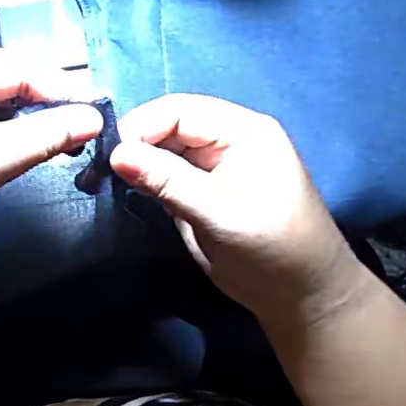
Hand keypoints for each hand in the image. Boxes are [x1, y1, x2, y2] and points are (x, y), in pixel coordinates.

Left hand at [0, 65, 103, 281]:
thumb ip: (46, 136)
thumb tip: (95, 117)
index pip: (20, 70)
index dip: (62, 91)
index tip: (99, 115)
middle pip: (8, 87)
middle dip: (47, 109)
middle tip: (85, 134)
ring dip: (28, 128)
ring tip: (64, 146)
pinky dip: (5, 142)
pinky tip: (24, 157)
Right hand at [110, 94, 372, 324]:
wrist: (301, 295)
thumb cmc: (267, 248)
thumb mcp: (215, 211)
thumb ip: (165, 180)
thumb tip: (116, 154)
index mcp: (242, 131)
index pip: (180, 110)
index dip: (141, 126)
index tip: (108, 155)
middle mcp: (230, 139)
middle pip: (171, 126)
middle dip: (138, 144)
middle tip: (105, 172)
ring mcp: (219, 165)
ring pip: (168, 151)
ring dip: (142, 164)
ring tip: (114, 182)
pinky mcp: (208, 190)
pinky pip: (173, 174)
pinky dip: (152, 181)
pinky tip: (136, 193)